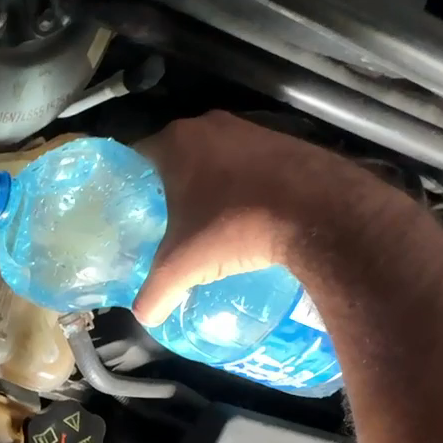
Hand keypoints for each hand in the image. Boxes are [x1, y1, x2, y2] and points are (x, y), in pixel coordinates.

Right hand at [129, 112, 372, 325]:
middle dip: (162, 191)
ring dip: (201, 188)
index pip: (132, 160)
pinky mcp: (283, 142)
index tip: (123, 214)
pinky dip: (235, 189)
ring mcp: (249, 130)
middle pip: (171, 161)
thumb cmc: (233, 229)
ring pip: (210, 162)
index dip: (123, 187)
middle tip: (154, 224)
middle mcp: (208, 126)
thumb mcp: (181, 269)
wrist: (319, 212)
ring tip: (195, 224)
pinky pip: (244, 167)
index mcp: (175, 143)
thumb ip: (154, 294)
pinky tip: (236, 219)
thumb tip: (145, 316)